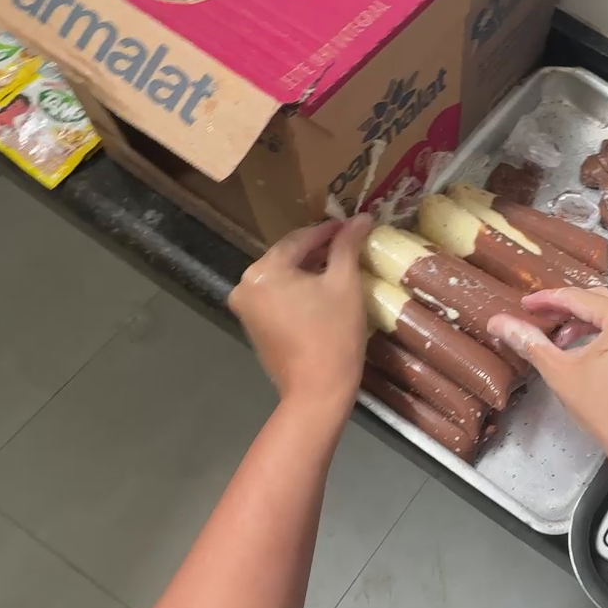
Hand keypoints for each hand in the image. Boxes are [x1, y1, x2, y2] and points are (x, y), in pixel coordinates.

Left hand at [228, 217, 371, 413]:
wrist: (318, 390)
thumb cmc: (334, 335)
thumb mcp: (344, 284)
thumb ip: (348, 246)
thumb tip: (362, 217)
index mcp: (264, 270)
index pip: (300, 238)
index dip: (330, 230)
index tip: (354, 225)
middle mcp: (245, 284)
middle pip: (288, 257)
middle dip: (318, 250)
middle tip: (349, 245)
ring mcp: (245, 307)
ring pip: (282, 277)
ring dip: (308, 270)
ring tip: (339, 267)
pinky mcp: (253, 325)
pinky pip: (277, 296)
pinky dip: (297, 290)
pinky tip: (321, 292)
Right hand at [490, 288, 607, 458]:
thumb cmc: (606, 410)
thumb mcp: (560, 372)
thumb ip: (530, 342)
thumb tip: (499, 323)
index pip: (578, 297)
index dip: (547, 299)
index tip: (524, 304)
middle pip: (597, 299)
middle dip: (565, 307)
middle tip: (537, 315)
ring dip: (582, 320)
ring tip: (556, 338)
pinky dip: (600, 332)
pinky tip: (580, 349)